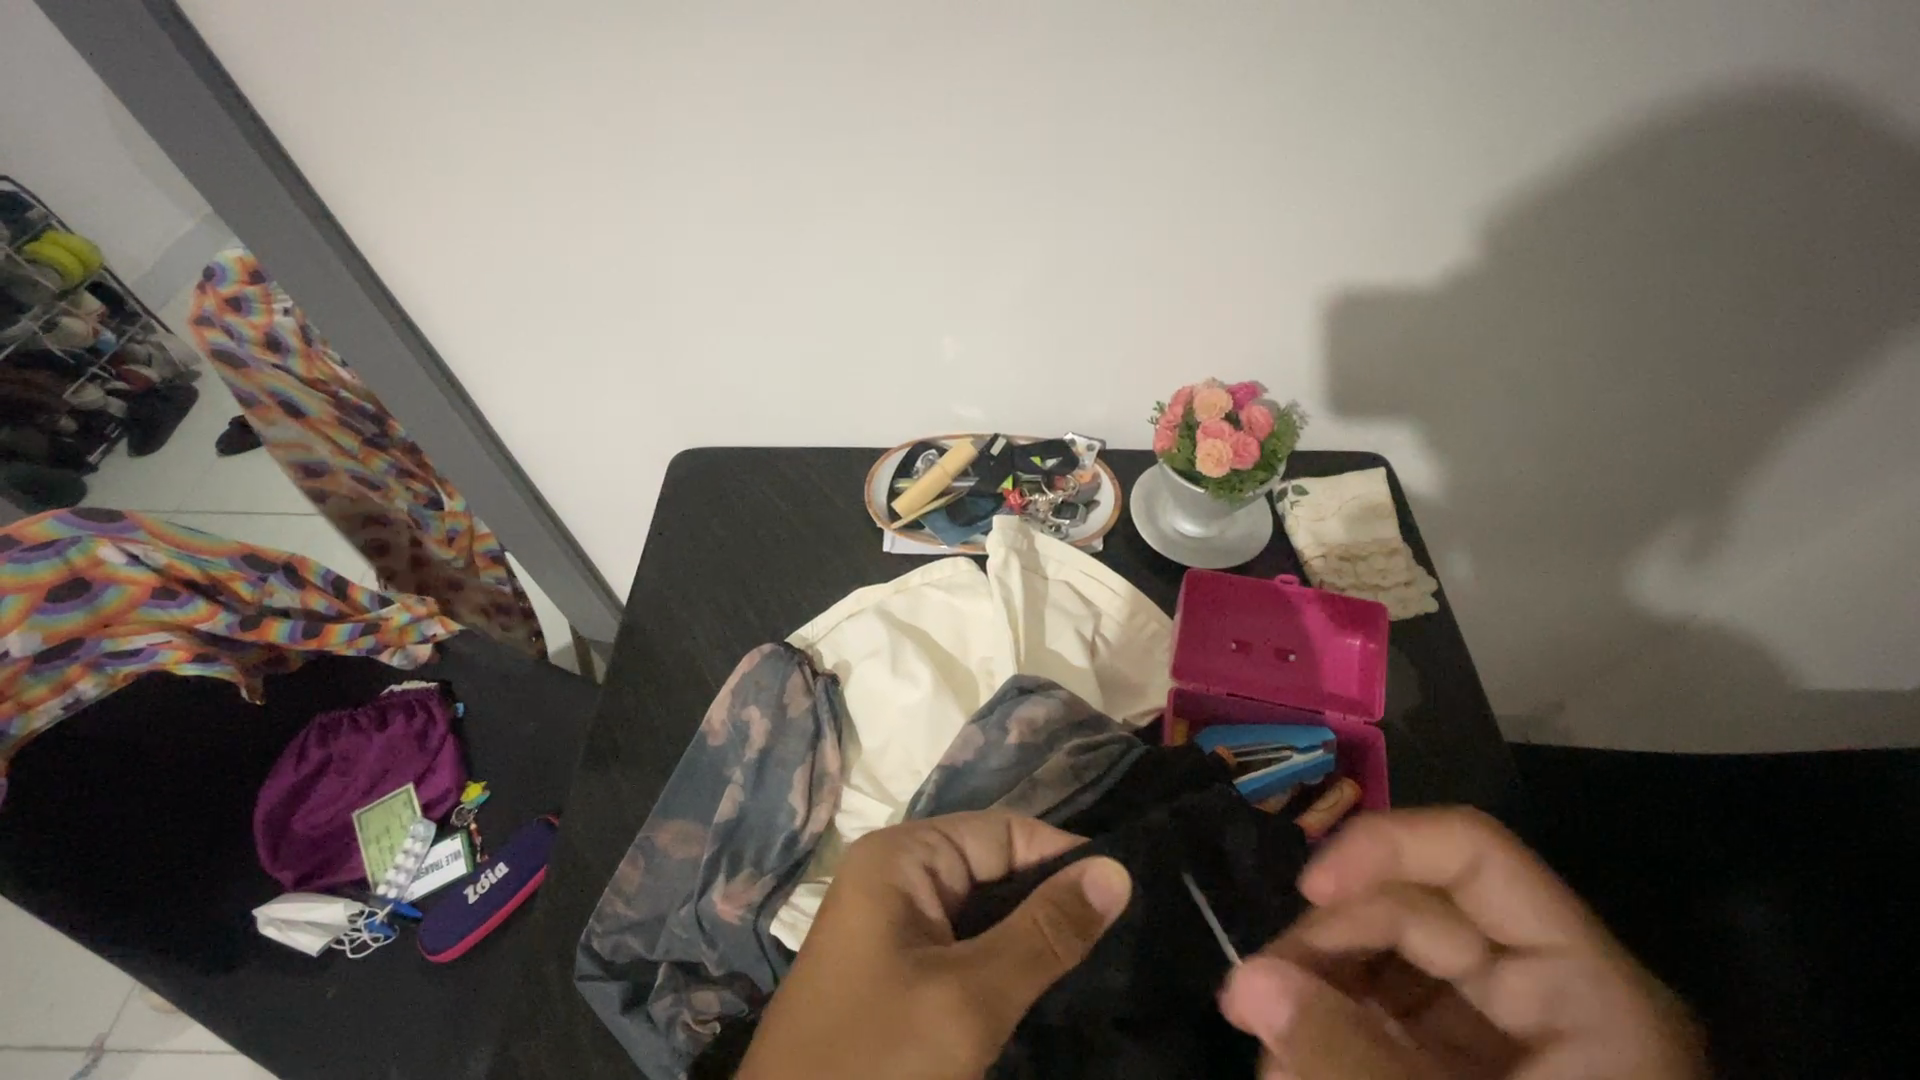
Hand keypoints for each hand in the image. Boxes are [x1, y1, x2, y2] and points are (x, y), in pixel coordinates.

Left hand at [738, 811, 1131, 1079]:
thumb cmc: (878, 1059)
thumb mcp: (970, 998)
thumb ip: (1046, 932)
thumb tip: (1119, 870)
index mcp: (901, 857)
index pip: (1004, 831)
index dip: (1065, 858)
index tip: (1129, 894)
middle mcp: (895, 875)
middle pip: (994, 867)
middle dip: (1050, 899)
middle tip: (1122, 934)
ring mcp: (892, 923)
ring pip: (984, 910)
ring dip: (1032, 934)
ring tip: (1098, 959)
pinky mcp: (897, 968)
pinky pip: (965, 945)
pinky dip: (1004, 961)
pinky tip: (1046, 983)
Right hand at [1218, 808, 1705, 1079]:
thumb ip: (1347, 1058)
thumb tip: (1246, 984)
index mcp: (1584, 992)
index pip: (1474, 856)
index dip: (1382, 847)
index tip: (1305, 892)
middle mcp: (1545, 999)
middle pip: (1413, 911)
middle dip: (1324, 944)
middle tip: (1252, 996)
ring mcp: (1501, 1042)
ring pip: (1385, 967)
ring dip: (1316, 993)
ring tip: (1269, 1055)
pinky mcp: (1461, 1076)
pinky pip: (1382, 1024)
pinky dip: (1331, 1034)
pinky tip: (1290, 1067)